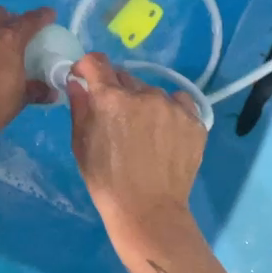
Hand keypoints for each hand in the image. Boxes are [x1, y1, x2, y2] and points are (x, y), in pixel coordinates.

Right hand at [65, 53, 205, 232]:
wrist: (147, 210)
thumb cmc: (106, 180)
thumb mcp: (81, 144)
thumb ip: (79, 108)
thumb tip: (77, 83)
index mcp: (111, 99)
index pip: (97, 63)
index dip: (87, 66)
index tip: (84, 76)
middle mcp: (144, 94)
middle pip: (125, 77)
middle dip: (115, 90)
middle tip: (114, 115)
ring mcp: (172, 106)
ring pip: (152, 91)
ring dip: (142, 102)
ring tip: (142, 130)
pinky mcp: (194, 120)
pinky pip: (179, 103)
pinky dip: (169, 110)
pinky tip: (164, 131)